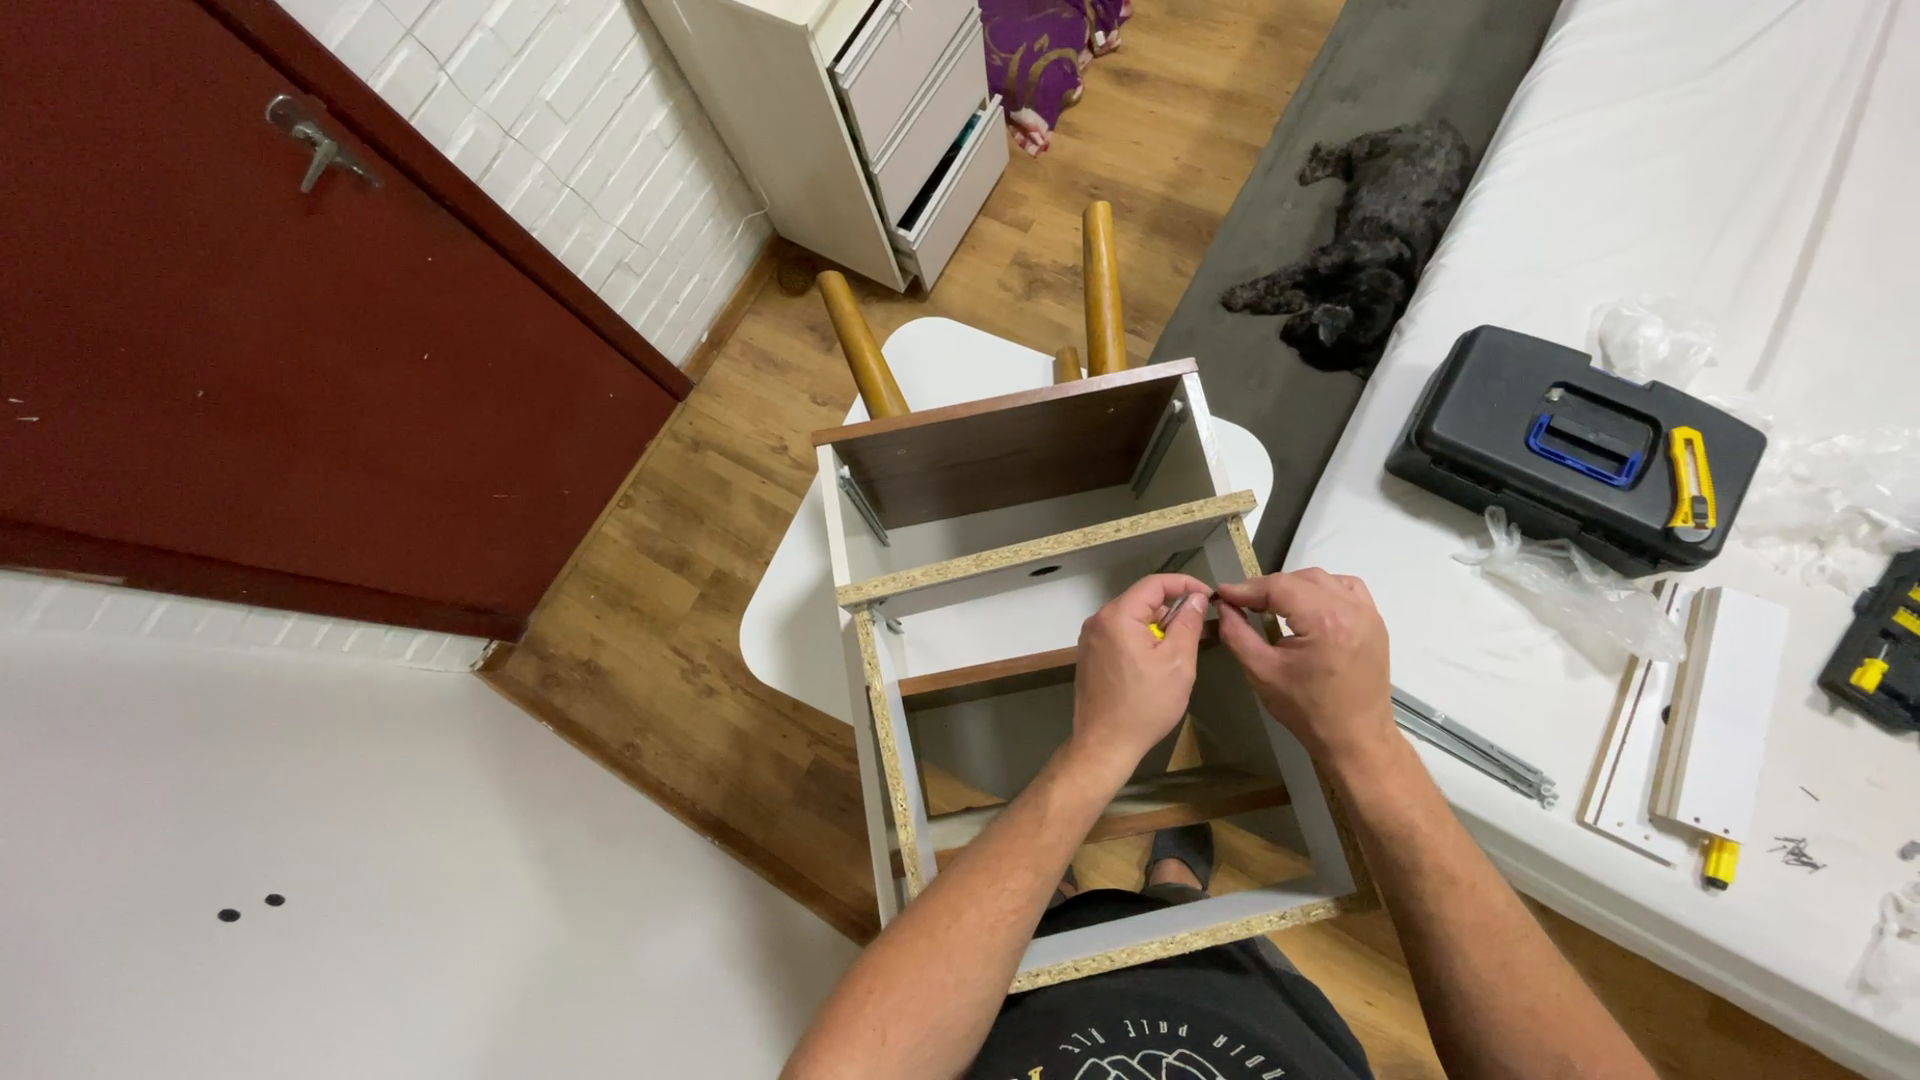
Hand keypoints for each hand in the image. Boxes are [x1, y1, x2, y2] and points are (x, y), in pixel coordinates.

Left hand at [1069, 574, 1210, 779]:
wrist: (1105, 744)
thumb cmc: (1145, 705)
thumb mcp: (1177, 662)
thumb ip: (1187, 623)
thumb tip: (1197, 598)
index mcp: (1117, 616)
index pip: (1154, 584)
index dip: (1185, 584)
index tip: (1208, 596)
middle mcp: (1098, 620)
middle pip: (1140, 600)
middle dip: (1171, 608)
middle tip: (1196, 627)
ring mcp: (1089, 638)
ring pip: (1131, 618)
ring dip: (1156, 626)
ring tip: (1178, 649)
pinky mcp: (1089, 655)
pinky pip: (1119, 634)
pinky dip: (1140, 638)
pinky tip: (1155, 662)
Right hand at [1215, 568, 1396, 771]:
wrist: (1355, 738)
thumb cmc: (1306, 709)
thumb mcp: (1261, 672)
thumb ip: (1237, 634)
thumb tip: (1223, 606)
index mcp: (1325, 621)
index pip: (1279, 586)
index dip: (1246, 588)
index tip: (1222, 594)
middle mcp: (1352, 610)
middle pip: (1301, 578)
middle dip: (1268, 587)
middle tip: (1243, 603)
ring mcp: (1369, 614)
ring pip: (1324, 579)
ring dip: (1295, 585)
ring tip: (1273, 603)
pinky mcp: (1375, 623)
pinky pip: (1347, 588)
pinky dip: (1323, 589)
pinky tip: (1307, 606)